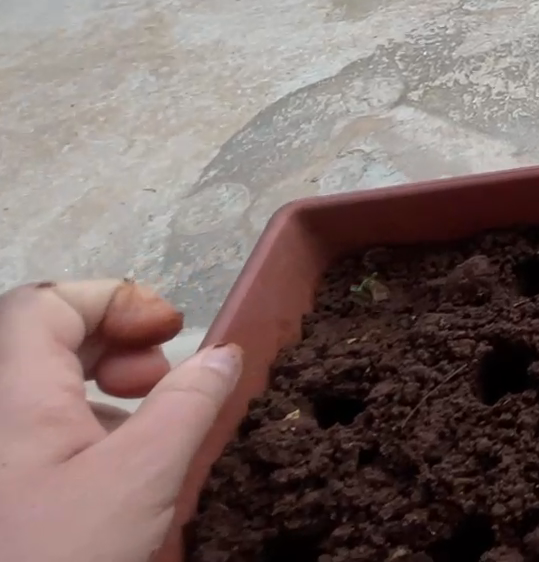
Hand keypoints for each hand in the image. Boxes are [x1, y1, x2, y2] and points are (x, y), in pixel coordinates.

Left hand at [0, 280, 242, 561]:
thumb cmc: (51, 556)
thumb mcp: (142, 476)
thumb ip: (191, 399)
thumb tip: (220, 354)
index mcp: (5, 401)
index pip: (47, 303)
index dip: (120, 299)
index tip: (171, 338)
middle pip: (41, 338)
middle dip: (119, 345)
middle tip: (160, 385)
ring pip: (33, 387)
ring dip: (101, 391)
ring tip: (141, 433)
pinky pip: (24, 434)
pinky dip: (74, 432)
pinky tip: (105, 474)